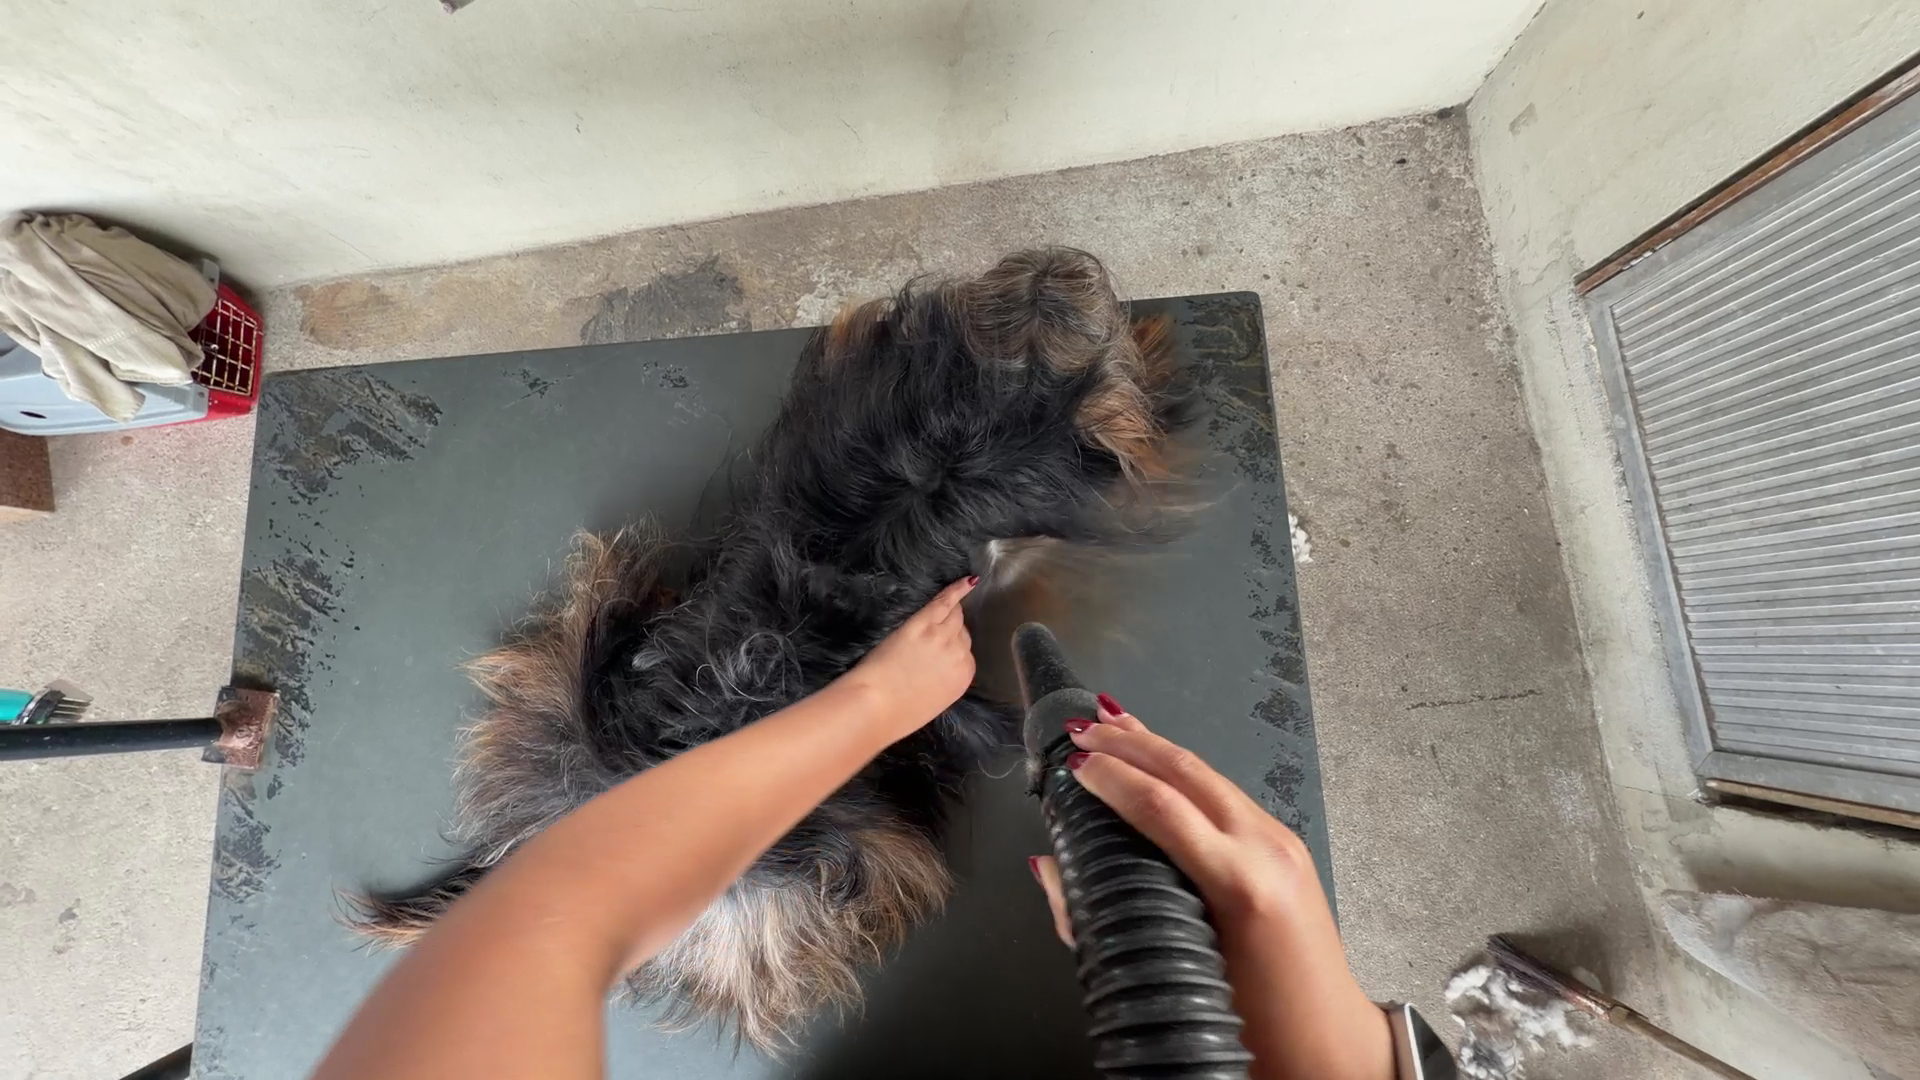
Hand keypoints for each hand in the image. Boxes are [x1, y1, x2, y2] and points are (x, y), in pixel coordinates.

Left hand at [838, 577, 977, 738]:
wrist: (874, 706)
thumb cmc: (897, 713)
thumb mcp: (932, 701)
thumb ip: (943, 679)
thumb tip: (939, 667)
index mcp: (963, 677)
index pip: (966, 652)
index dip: (953, 647)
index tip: (943, 648)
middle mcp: (959, 654)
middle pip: (961, 631)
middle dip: (951, 631)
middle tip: (934, 635)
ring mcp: (941, 636)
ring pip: (954, 614)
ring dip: (951, 610)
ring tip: (946, 606)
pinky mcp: (922, 624)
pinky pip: (945, 601)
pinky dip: (958, 589)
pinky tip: (967, 581)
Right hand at [1030, 698, 1393, 1079]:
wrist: (1334, 1049)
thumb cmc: (1253, 1026)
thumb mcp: (1169, 973)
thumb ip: (1097, 922)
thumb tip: (1048, 867)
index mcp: (1240, 886)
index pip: (1161, 807)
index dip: (1112, 778)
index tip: (1074, 766)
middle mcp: (1264, 848)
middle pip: (1184, 771)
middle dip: (1126, 743)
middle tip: (1079, 730)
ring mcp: (1278, 838)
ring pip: (1204, 769)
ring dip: (1151, 742)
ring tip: (1109, 721)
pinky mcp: (1282, 838)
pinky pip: (1221, 786)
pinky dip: (1179, 764)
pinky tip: (1155, 754)